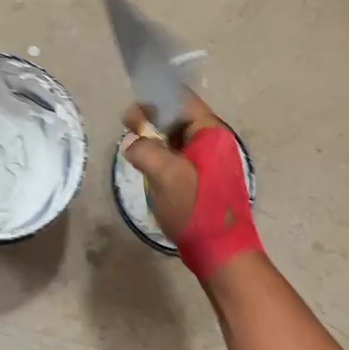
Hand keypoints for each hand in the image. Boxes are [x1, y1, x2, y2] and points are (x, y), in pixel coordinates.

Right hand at [121, 92, 263, 277]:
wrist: (221, 250)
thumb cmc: (195, 208)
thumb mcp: (165, 175)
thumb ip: (145, 149)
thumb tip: (134, 143)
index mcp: (211, 133)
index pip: (182, 100)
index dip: (154, 100)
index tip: (131, 114)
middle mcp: (215, 141)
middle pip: (179, 117)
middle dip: (152, 118)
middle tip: (127, 129)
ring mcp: (212, 160)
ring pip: (179, 137)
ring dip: (156, 137)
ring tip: (134, 146)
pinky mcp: (206, 178)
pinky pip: (181, 155)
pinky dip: (163, 154)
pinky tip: (148, 165)